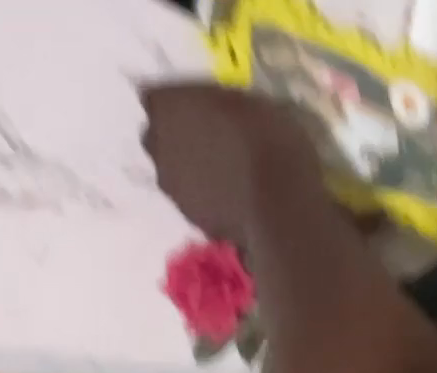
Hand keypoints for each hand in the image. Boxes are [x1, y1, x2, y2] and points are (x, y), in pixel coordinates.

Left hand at [142, 83, 325, 241]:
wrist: (283, 210)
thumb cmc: (274, 147)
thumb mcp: (262, 106)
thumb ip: (231, 103)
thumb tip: (227, 108)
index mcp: (166, 101)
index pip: (164, 94)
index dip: (189, 104)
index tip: (213, 113)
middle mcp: (154, 137)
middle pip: (163, 133)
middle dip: (185, 137)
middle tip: (223, 147)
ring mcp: (168, 180)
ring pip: (178, 169)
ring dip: (198, 171)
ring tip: (235, 181)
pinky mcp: (189, 214)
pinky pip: (198, 200)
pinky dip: (213, 200)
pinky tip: (240, 204)